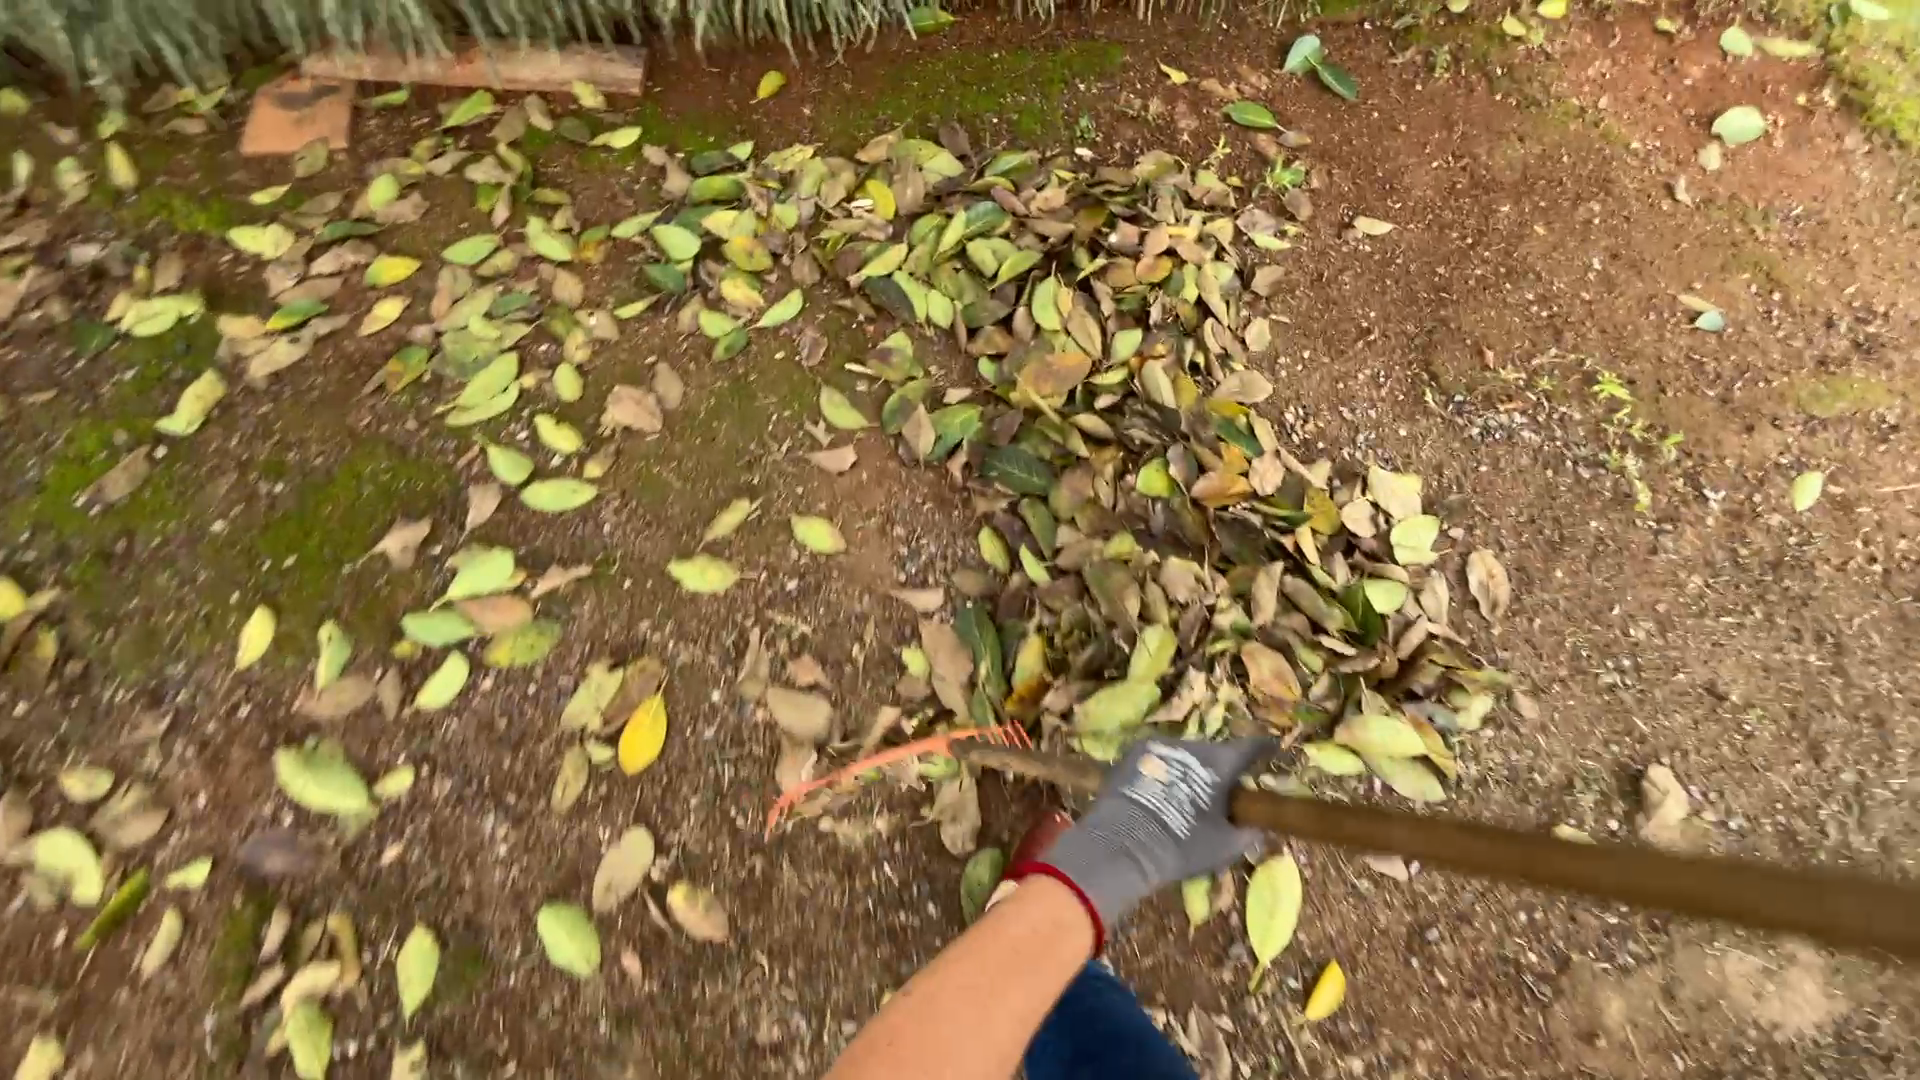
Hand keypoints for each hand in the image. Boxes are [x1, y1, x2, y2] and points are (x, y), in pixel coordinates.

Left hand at [1009, 736, 1270, 950]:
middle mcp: (1188, 745)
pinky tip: (1162, 793)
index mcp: (1218, 761)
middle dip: (1220, 768)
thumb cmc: (1182, 845)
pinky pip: (1160, 759)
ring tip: (1187, 795)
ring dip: (1190, 769)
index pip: (1249, 746)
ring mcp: (1157, 746)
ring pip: (1184, 754)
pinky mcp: (1132, 754)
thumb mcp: (1226, 846)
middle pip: (1213, 752)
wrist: (1123, 842)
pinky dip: (1166, 772)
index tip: (1272, 748)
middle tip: (1222, 789)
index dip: (1263, 747)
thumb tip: (1258, 822)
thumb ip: (1249, 830)